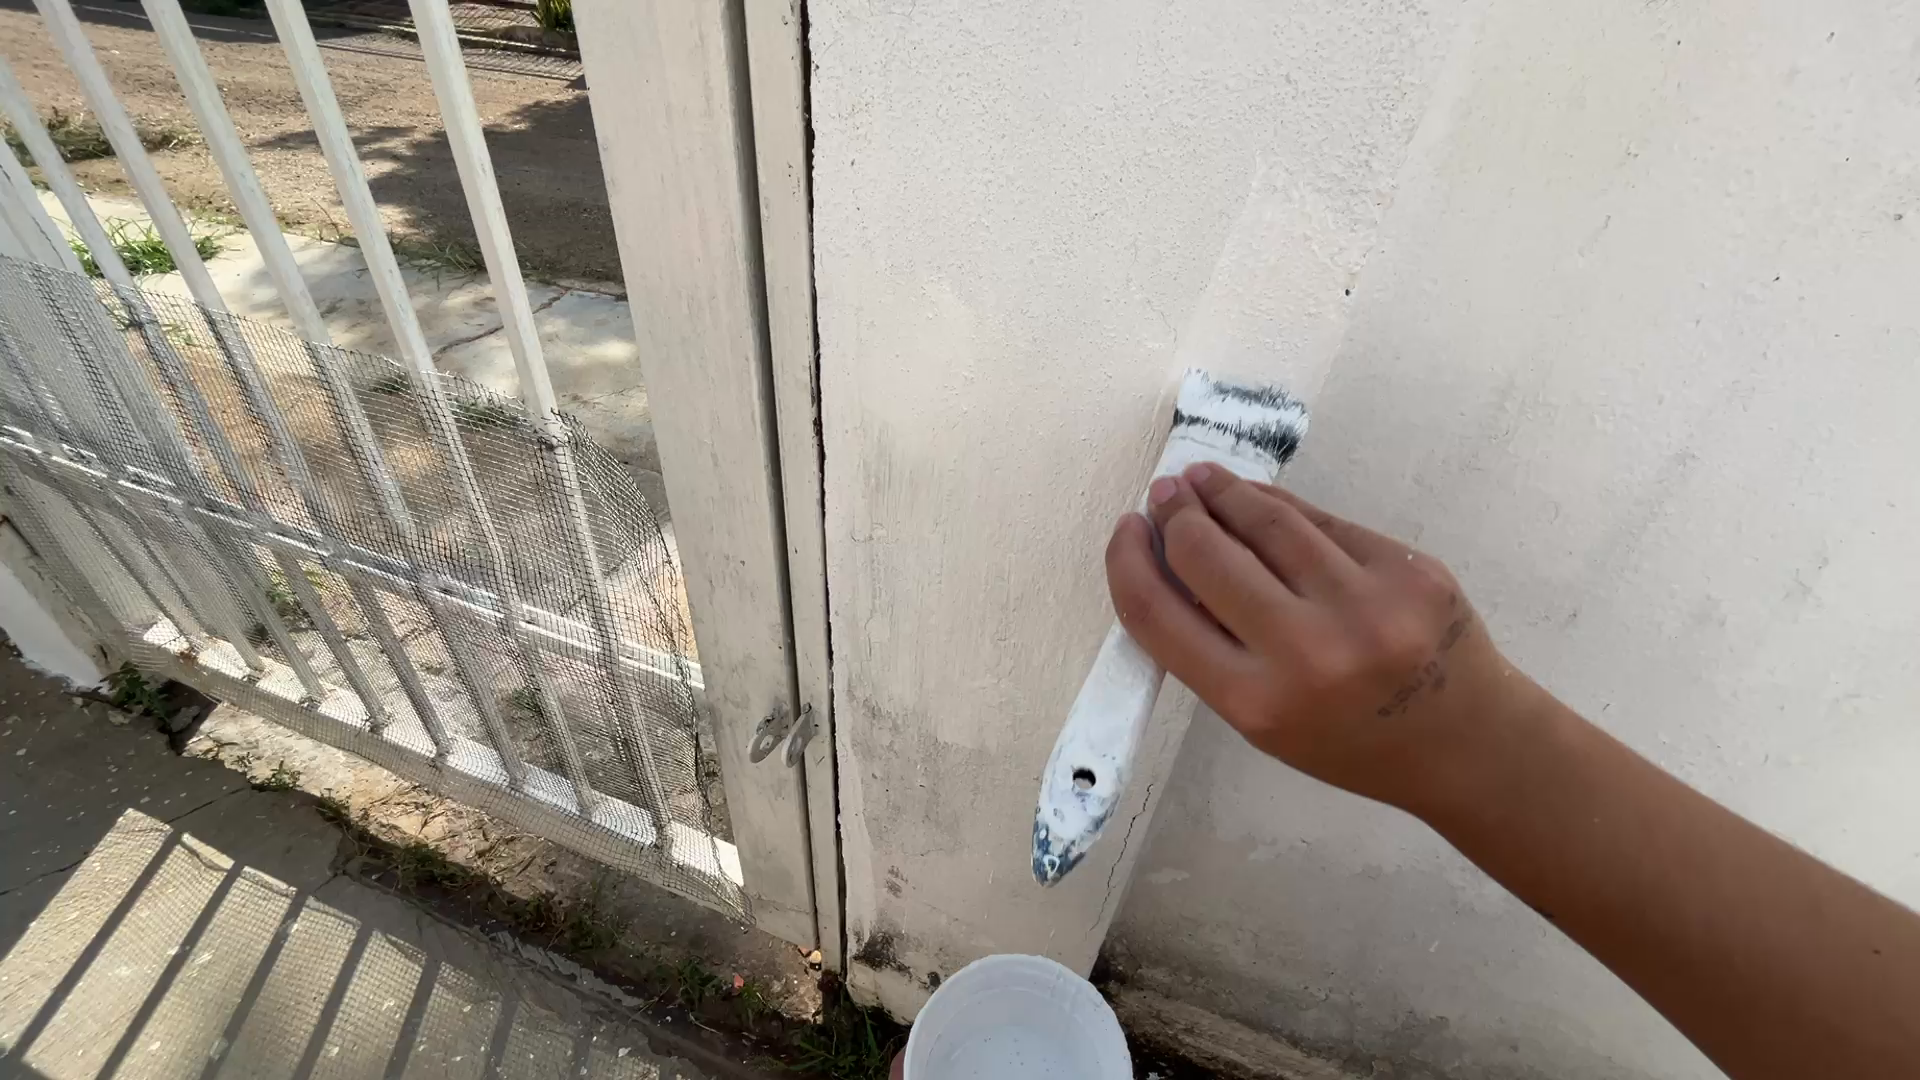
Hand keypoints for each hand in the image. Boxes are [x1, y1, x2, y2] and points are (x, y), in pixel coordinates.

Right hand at [1105, 463, 1541, 815]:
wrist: (1466, 746)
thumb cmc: (1344, 741)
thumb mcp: (1256, 716)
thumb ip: (1204, 642)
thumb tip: (1166, 555)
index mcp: (1254, 701)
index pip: (1155, 611)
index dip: (1127, 560)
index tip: (1126, 530)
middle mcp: (1307, 652)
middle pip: (1204, 553)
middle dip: (1175, 513)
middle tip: (1165, 494)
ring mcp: (1366, 605)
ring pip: (1265, 521)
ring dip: (1222, 491)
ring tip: (1202, 479)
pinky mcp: (1410, 570)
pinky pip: (1322, 521)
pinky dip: (1279, 506)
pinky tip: (1257, 498)